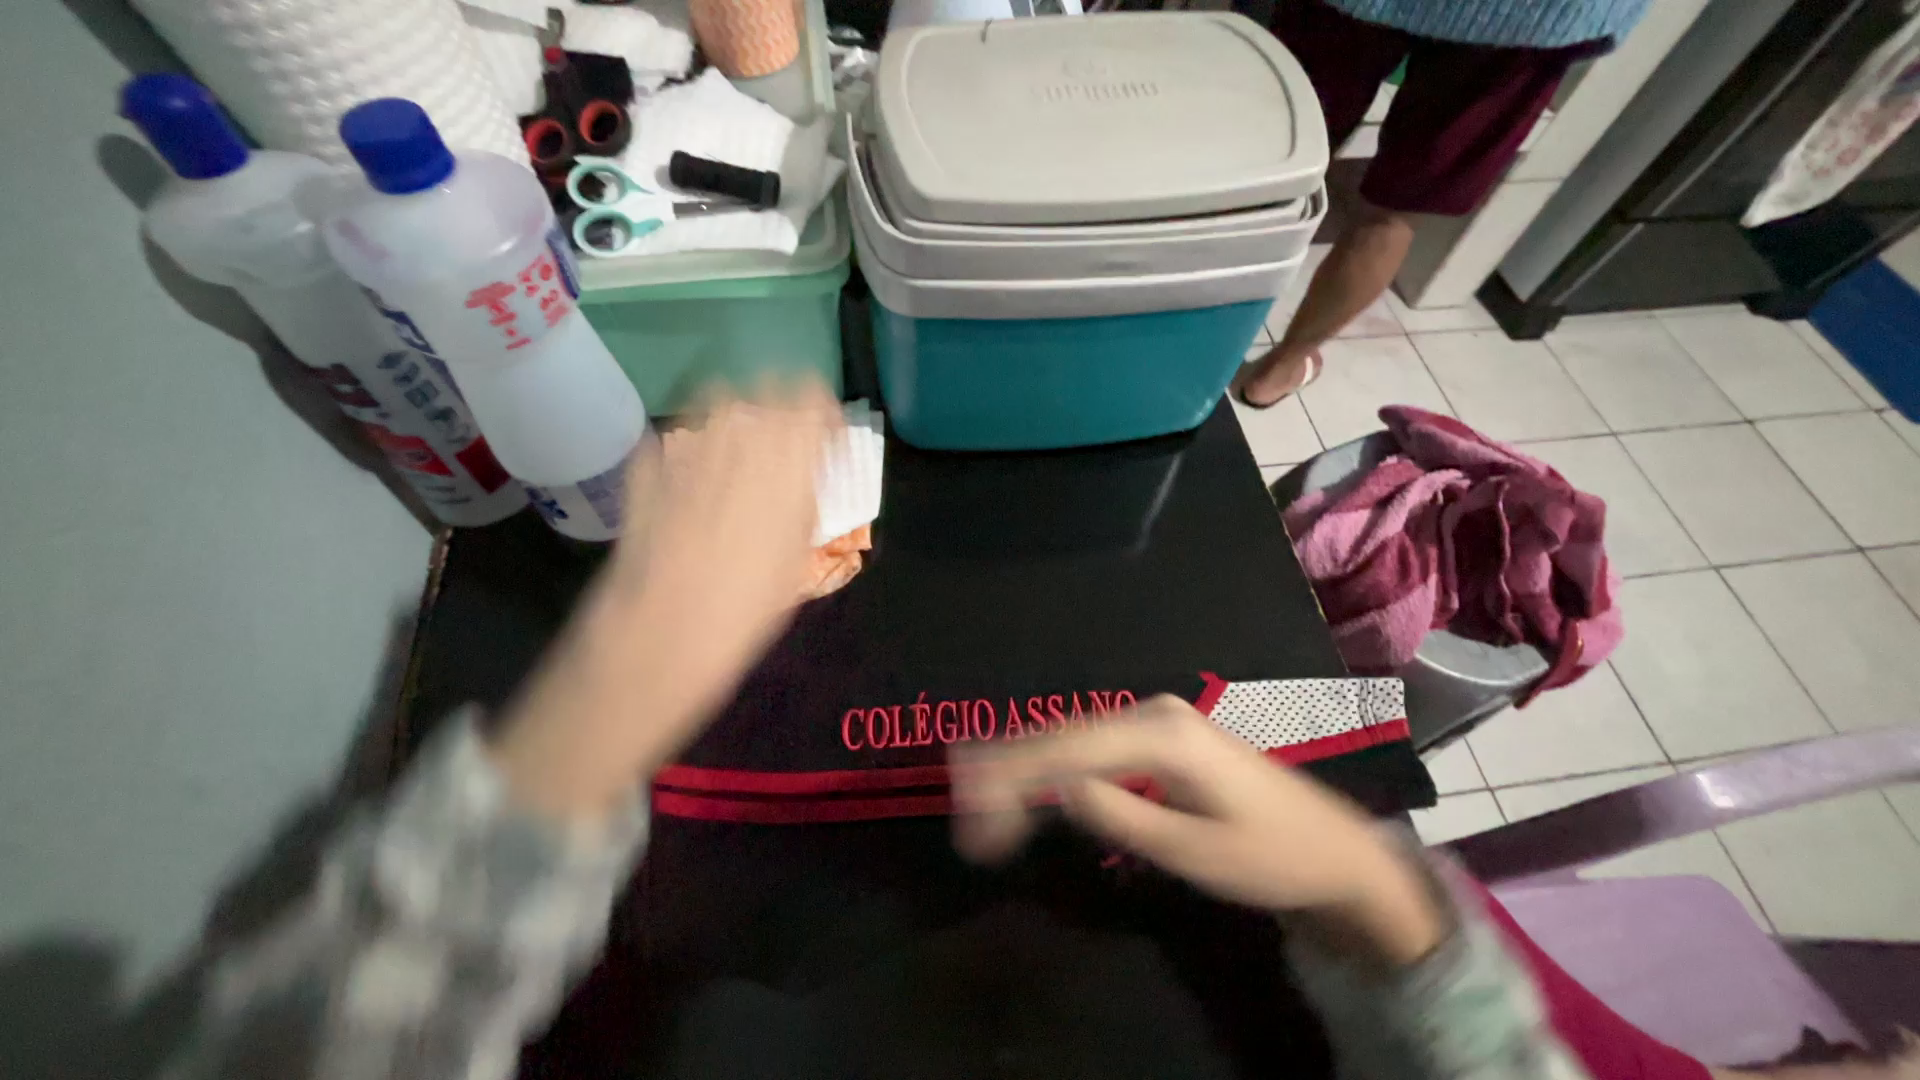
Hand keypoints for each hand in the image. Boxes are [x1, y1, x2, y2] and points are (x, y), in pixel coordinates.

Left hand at [491, 382, 838, 822]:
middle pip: (764, 394)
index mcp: (784, 468)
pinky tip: (698, 473)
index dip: (823, 412)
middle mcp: (736, 447)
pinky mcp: (646, 473)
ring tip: (745, 450)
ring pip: (718, 407)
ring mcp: (685, 456)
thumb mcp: (794, 563)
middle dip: (781, 407)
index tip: (828, 434)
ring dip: (739, 419)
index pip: (810, 404)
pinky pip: (676, 441)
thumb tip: (805, 482)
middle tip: (789, 438)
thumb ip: (802, 508)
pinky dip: (694, 445)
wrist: (656, 640)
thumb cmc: (741, 616)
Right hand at [950, 695, 1446, 967]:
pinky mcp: (1158, 737)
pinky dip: (1053, 767)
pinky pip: (1091, 746)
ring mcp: (1156, 720)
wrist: (1333, 850)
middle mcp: (1153, 713)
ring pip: (1071, 739)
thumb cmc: (1270, 857)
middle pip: (1060, 738)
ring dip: (1023, 771)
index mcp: (1162, 736)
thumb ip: (1121, 816)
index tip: (971, 817)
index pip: (1066, 752)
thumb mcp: (1194, 851)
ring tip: (976, 799)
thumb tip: (1056, 791)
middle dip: (1006, 774)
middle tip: (963, 815)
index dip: (1011, 781)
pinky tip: (1026, 782)